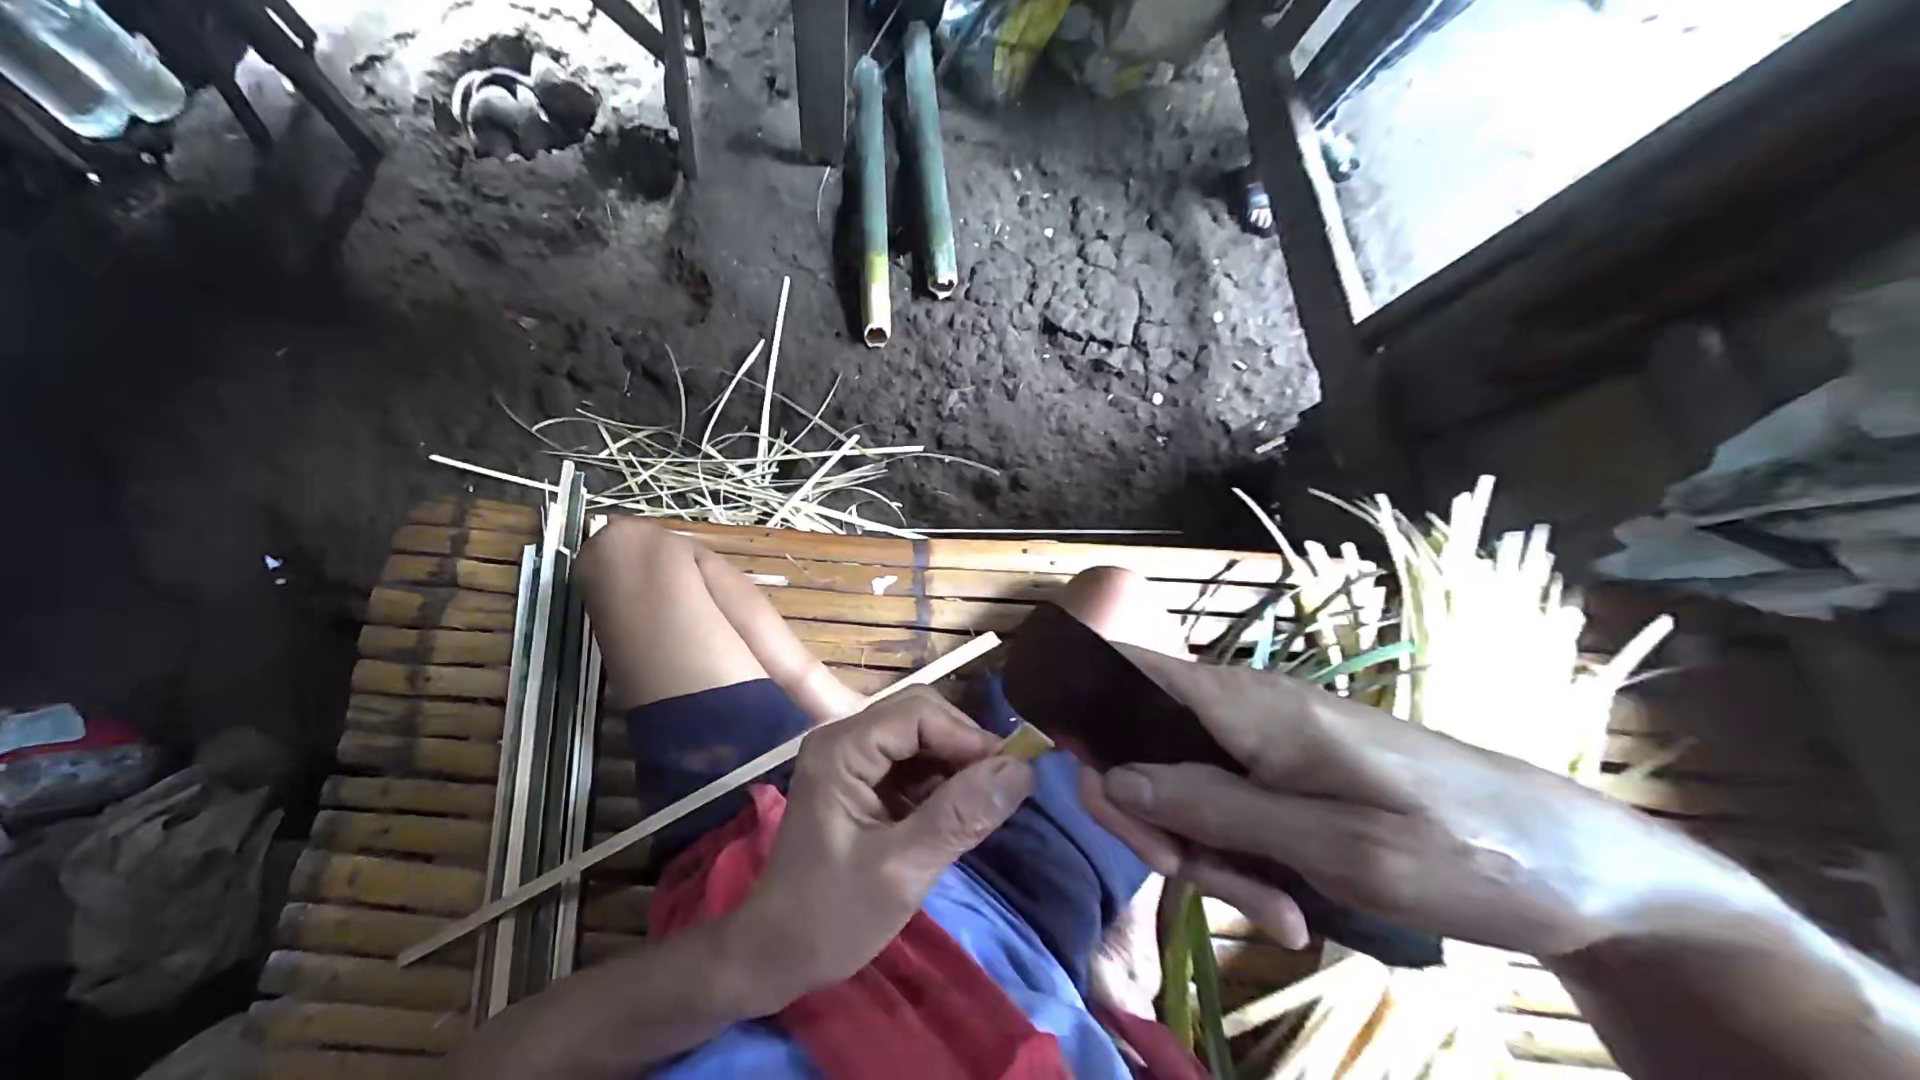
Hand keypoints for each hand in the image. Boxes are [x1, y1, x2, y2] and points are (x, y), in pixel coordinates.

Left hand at [731, 687, 1034, 1003]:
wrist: (777, 953)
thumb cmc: (831, 916)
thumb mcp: (902, 870)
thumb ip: (959, 816)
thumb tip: (1022, 770)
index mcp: (841, 749)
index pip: (918, 713)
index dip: (968, 737)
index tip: (1008, 776)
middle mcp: (844, 737)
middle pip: (920, 714)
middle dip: (963, 746)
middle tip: (997, 789)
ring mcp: (851, 756)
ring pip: (921, 735)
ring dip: (955, 763)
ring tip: (979, 805)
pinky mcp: (861, 777)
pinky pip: (912, 760)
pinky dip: (940, 779)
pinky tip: (954, 811)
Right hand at [1079, 647, 1782, 958]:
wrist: (1586, 871)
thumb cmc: (1469, 852)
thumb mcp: (1336, 845)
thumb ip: (1214, 807)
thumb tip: (1108, 776)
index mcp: (1244, 702)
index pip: (1123, 672)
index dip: (1083, 719)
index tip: (1106, 803)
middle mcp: (1240, 708)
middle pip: (1141, 748)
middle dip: (1159, 826)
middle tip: (1231, 895)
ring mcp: (1260, 741)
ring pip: (1180, 787)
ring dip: (1207, 854)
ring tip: (1284, 911)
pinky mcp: (1281, 772)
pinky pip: (1222, 805)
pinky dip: (1237, 855)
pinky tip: (1291, 900)